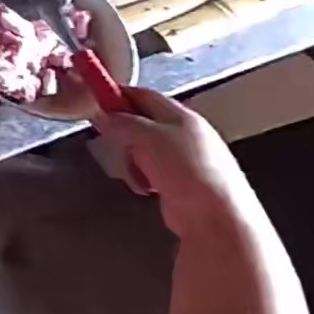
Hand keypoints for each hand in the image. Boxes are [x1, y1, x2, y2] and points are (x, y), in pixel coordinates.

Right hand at [92, 87, 255, 237]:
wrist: (217, 218)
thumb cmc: (186, 169)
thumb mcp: (148, 136)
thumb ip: (123, 122)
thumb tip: (105, 116)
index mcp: (182, 116)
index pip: (144, 95)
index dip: (118, 95)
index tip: (96, 100)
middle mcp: (185, 134)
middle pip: (141, 122)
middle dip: (124, 133)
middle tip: (113, 141)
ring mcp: (184, 159)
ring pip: (141, 148)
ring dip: (130, 158)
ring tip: (135, 171)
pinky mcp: (180, 182)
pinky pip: (148, 170)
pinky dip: (140, 176)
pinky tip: (145, 186)